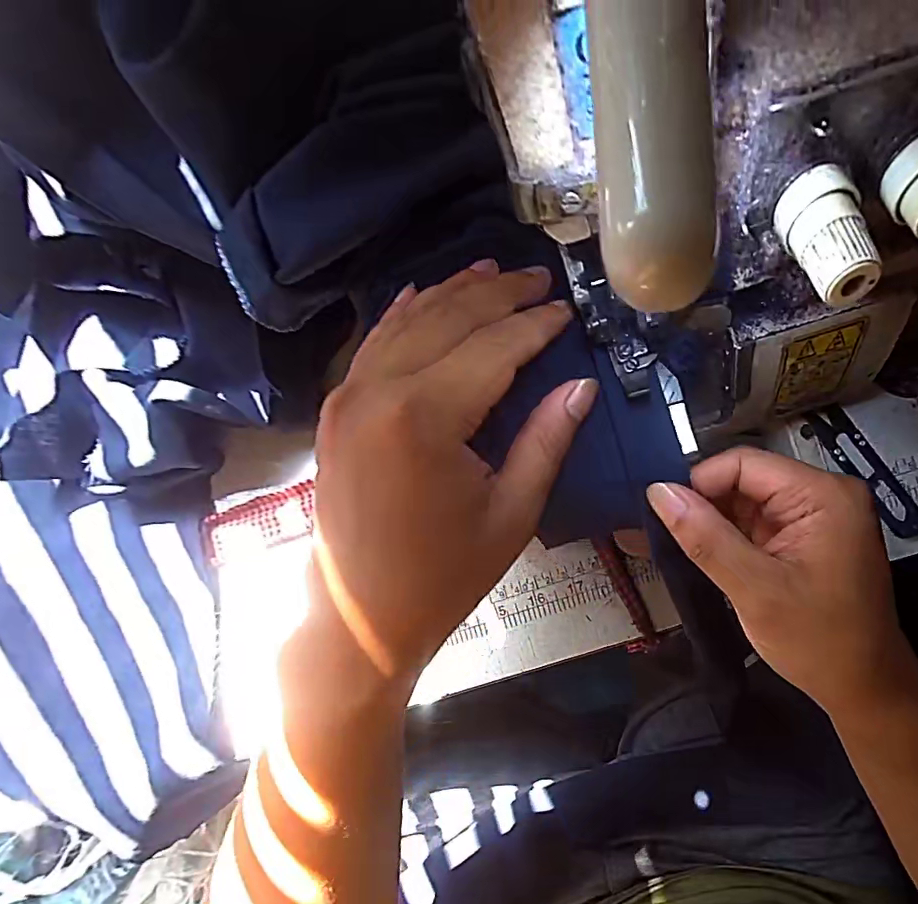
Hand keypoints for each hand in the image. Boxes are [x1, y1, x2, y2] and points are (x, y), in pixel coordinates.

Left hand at [309, 260, 595, 683]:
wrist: (360, 617)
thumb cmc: (445, 575)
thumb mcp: (512, 513)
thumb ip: (547, 440)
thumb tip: (581, 385)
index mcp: (425, 416)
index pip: (494, 348)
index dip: (536, 326)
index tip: (567, 310)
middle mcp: (378, 389)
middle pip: (450, 319)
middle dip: (499, 294)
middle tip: (540, 277)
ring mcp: (348, 395)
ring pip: (408, 322)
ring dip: (454, 294)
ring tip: (493, 272)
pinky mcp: (336, 409)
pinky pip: (374, 344)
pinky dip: (404, 315)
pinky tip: (424, 295)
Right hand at [646, 447, 917, 710]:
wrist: (864, 687)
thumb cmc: (821, 642)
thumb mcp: (756, 589)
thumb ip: (706, 538)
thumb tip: (660, 493)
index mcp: (823, 495)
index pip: (745, 463)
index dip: (700, 484)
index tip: (667, 515)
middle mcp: (825, 496)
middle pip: (746, 481)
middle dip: (707, 508)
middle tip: (672, 540)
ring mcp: (817, 519)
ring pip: (748, 505)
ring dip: (717, 528)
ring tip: (690, 556)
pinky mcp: (808, 540)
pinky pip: (759, 527)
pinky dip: (732, 543)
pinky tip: (713, 563)